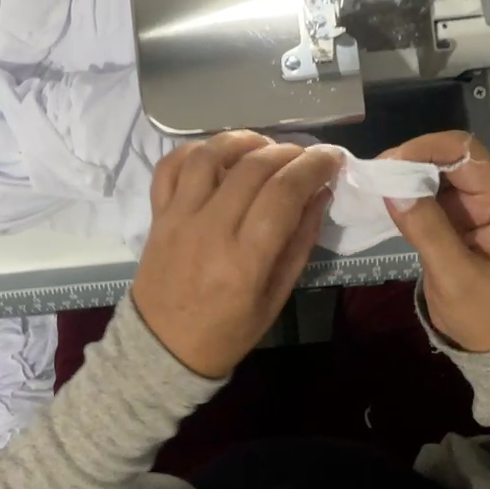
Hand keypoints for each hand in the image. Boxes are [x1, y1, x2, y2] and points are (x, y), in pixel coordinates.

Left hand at [132, 132, 342, 377]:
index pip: (284, 193)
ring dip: (242, 140)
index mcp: (244, 260)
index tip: (332, 158)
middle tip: (305, 156)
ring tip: (264, 145)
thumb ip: (300, 242)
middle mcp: (209, 230)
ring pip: (208, 156)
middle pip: (252, 168)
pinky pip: (170, 166)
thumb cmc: (227, 331)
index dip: (314, 166)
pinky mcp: (157, 214)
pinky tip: (219, 154)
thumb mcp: (276, 297)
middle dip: (288, 151)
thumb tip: (320, 193)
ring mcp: (178, 218)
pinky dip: (195, 150)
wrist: (162, 348)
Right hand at [382, 131, 489, 351]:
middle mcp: (487, 197)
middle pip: (449, 155)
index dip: (428, 148)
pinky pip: (426, 191)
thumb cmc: (484, 313)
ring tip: (373, 184)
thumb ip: (428, 231)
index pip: (467, 154)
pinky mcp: (449, 219)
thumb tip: (393, 189)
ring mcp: (467, 207)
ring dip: (404, 172)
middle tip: (374, 174)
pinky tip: (382, 197)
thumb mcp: (456, 277)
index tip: (389, 164)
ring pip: (434, 170)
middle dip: (411, 157)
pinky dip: (403, 189)